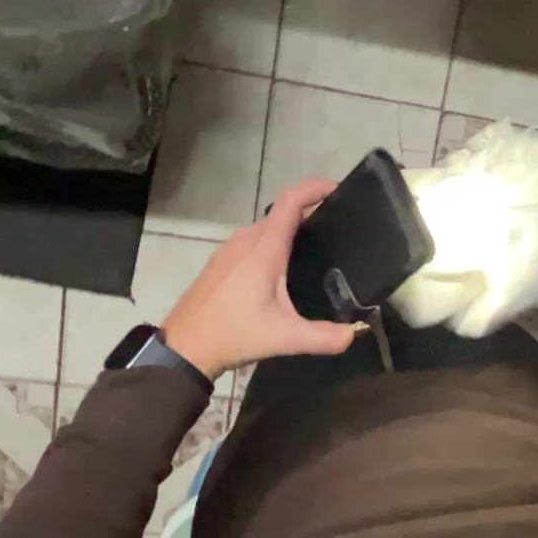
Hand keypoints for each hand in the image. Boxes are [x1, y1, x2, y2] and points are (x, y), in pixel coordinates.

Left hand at [160, 180, 360, 376]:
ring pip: (266, 229)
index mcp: (263, 250)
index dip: (314, 189)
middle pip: (281, 214)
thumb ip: (323, 337)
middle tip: (337, 229)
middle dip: (309, 212)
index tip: (337, 189)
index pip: (290, 202)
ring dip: (290, 230)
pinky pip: (253, 242)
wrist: (182, 349)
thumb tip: (354, 333)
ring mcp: (229, 250)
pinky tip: (284, 271)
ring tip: (316, 249)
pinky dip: (273, 244)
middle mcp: (246, 241)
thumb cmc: (232, 334)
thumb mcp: (284, 338)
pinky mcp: (221, 263)